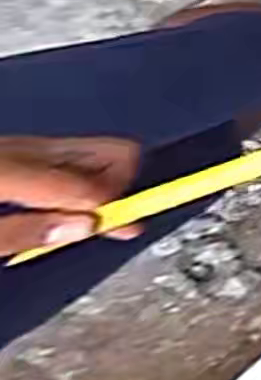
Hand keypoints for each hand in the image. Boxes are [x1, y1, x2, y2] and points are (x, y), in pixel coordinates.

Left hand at [0, 136, 142, 256]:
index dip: (113, 207)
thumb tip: (85, 228)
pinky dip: (74, 177)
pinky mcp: (15, 150)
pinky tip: (48, 202)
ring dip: (99, 180)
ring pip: (95, 150)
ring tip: (72, 212)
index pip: (89, 184)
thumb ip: (17, 234)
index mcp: (12, 170)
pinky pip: (67, 156)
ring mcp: (19, 145)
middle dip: (120, 183)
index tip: (129, 227)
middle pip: (115, 151)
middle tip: (96, 216)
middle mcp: (24, 149)